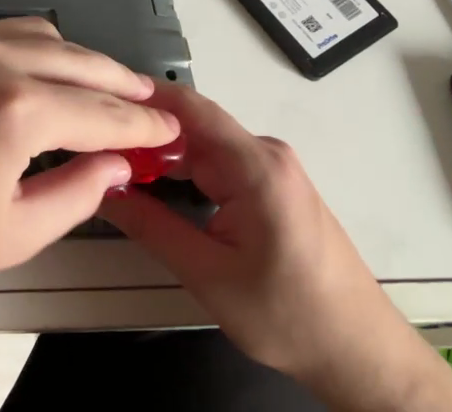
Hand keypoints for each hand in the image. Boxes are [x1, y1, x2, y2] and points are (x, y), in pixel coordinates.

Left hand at [0, 17, 178, 306]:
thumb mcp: (13, 231)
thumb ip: (78, 193)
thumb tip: (110, 167)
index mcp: (16, 108)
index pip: (103, 112)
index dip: (141, 124)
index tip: (163, 129)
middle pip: (77, 60)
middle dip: (118, 82)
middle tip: (142, 101)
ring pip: (34, 34)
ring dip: (72, 57)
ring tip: (93, 84)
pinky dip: (22, 49)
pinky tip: (27, 74)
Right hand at [100, 84, 451, 411]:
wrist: (362, 355)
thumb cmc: (292, 318)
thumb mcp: (208, 275)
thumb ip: (150, 225)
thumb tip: (103, 188)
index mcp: (255, 166)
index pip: (187, 107)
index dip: (138, 97)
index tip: (92, 102)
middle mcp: (265, 155)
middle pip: (189, 124)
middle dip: (139, 132)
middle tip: (89, 144)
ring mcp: (271, 170)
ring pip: (200, 145)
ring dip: (158, 154)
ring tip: (110, 164)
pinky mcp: (271, 188)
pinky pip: (216, 163)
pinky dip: (181, 169)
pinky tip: (151, 185)